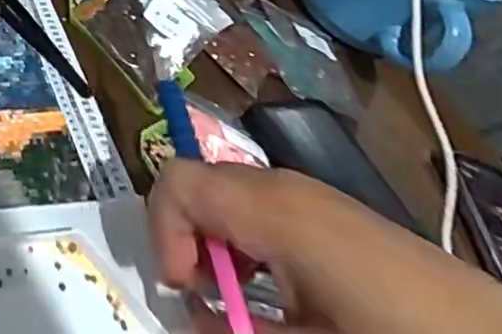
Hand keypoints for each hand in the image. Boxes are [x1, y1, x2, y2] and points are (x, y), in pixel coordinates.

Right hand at [148, 161, 501, 333]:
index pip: (176, 182)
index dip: (162, 233)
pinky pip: (268, 217)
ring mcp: (315, 198)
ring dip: (220, 251)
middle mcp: (284, 186)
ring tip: (245, 312)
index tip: (185, 293)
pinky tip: (289, 308)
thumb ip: (240, 332)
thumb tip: (195, 322)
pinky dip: (254, 253)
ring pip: (231, 202)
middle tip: (207, 304)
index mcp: (271, 206)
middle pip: (200, 187)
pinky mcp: (339, 218)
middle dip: (188, 243)